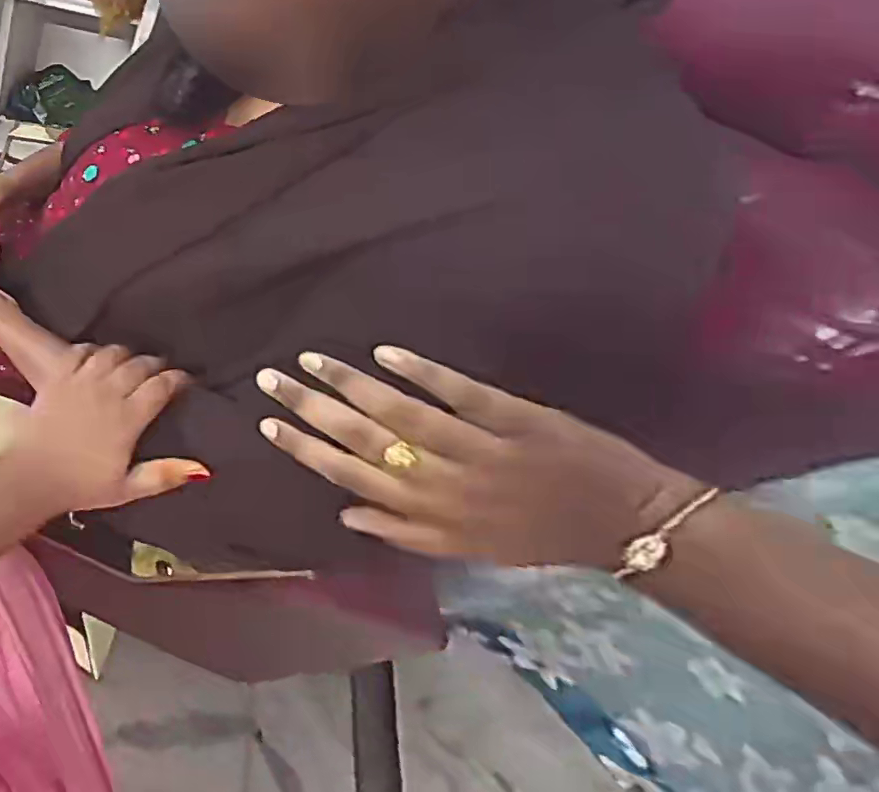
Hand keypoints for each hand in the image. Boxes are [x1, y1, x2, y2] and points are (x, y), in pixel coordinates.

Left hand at [0, 344, 203, 512]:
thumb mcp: (127, 489)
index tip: (185, 379)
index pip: (160, 386)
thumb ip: (164, 475)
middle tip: (160, 369)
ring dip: (124, 353)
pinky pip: (78, 351)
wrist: (33, 475)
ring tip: (130, 361)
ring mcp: (79, 382)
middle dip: (154, 363)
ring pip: (109, 353)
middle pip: (138, 365)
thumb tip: (203, 468)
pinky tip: (95, 356)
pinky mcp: (56, 378)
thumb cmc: (80, 486)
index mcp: (127, 418)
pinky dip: (91, 350)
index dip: (177, 378)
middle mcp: (106, 393)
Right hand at [253, 347, 708, 568]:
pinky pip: (462, 394)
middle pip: (362, 439)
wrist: (633, 527)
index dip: (304, 448)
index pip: (348, 476)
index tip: (267, 422)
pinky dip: (422, 372)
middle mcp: (444, 482)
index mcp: (428, 512)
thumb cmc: (537, 537)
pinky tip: (385, 352)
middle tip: (271, 379)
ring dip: (351, 383)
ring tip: (311, 359)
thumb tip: (344, 515)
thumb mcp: (467, 548)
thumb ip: (404, 533)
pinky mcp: (516, 419)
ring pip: (401, 412)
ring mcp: (480, 448)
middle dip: (310, 407)